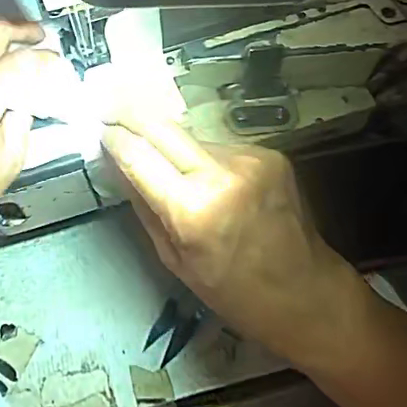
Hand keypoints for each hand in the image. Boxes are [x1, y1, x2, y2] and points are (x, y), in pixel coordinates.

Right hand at [102, 118, 371, 367]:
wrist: (310, 296)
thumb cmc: (236, 294)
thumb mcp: (174, 259)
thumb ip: (142, 204)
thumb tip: (116, 164)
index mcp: (193, 210)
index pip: (138, 155)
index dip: (113, 138)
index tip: (97, 129)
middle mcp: (222, 174)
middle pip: (162, 127)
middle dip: (129, 116)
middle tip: (108, 111)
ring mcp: (250, 159)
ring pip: (190, 136)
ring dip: (170, 142)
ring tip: (164, 162)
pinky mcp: (269, 153)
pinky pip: (218, 145)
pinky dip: (202, 156)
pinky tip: (205, 177)